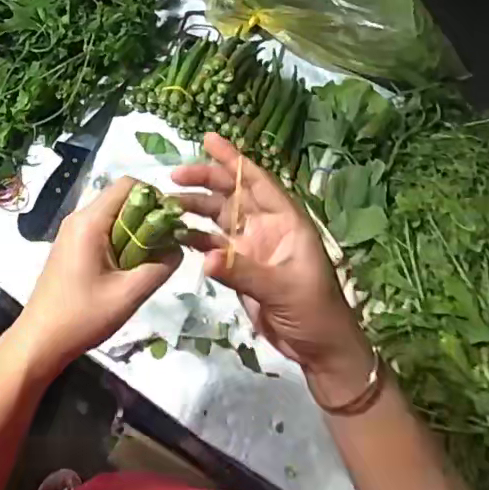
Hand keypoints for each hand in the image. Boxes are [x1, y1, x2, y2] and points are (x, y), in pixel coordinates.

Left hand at [8, 177, 178, 374]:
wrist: (40, 339)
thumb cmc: (82, 316)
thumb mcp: (128, 295)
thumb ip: (159, 267)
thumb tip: (178, 247)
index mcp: (89, 221)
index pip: (128, 185)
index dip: (155, 197)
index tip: (172, 223)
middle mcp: (79, 218)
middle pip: (122, 199)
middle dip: (148, 216)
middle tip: (166, 244)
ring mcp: (73, 232)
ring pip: (114, 216)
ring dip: (136, 231)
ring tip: (151, 259)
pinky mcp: (73, 246)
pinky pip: (103, 230)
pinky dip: (121, 240)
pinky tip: (130, 268)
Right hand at [172, 134, 373, 396]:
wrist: (320, 351)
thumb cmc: (315, 313)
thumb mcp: (283, 289)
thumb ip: (242, 271)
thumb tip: (205, 257)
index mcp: (286, 221)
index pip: (257, 181)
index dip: (233, 159)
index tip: (209, 138)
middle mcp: (266, 226)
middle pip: (232, 193)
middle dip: (205, 180)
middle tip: (175, 175)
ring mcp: (251, 245)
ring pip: (218, 216)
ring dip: (195, 207)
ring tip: (168, 203)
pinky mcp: (239, 265)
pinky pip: (212, 243)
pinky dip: (194, 236)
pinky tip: (175, 232)